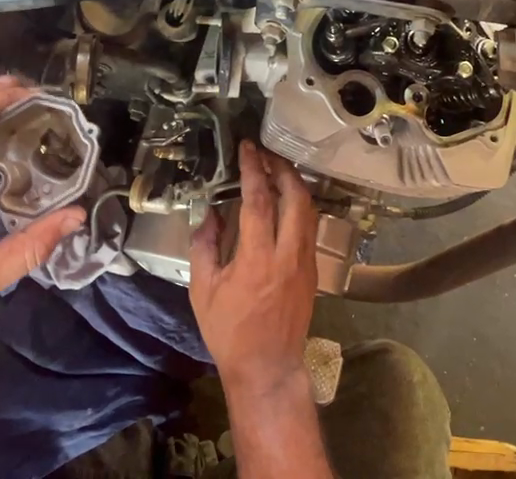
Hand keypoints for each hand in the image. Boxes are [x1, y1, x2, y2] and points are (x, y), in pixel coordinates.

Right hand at [190, 141, 318, 395]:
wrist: (267, 367)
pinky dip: (299, 205)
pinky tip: (286, 201)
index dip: (253, 169)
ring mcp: (305, 261)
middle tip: (266, 154)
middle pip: (295, 196)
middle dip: (282, 168)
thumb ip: (205, 246)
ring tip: (276, 170)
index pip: (259, 200)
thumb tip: (211, 213)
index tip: (248, 148)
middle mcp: (287, 253)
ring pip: (308, 210)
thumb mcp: (203, 290)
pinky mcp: (313, 270)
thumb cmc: (229, 331)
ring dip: (294, 184)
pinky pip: (310, 226)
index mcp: (257, 258)